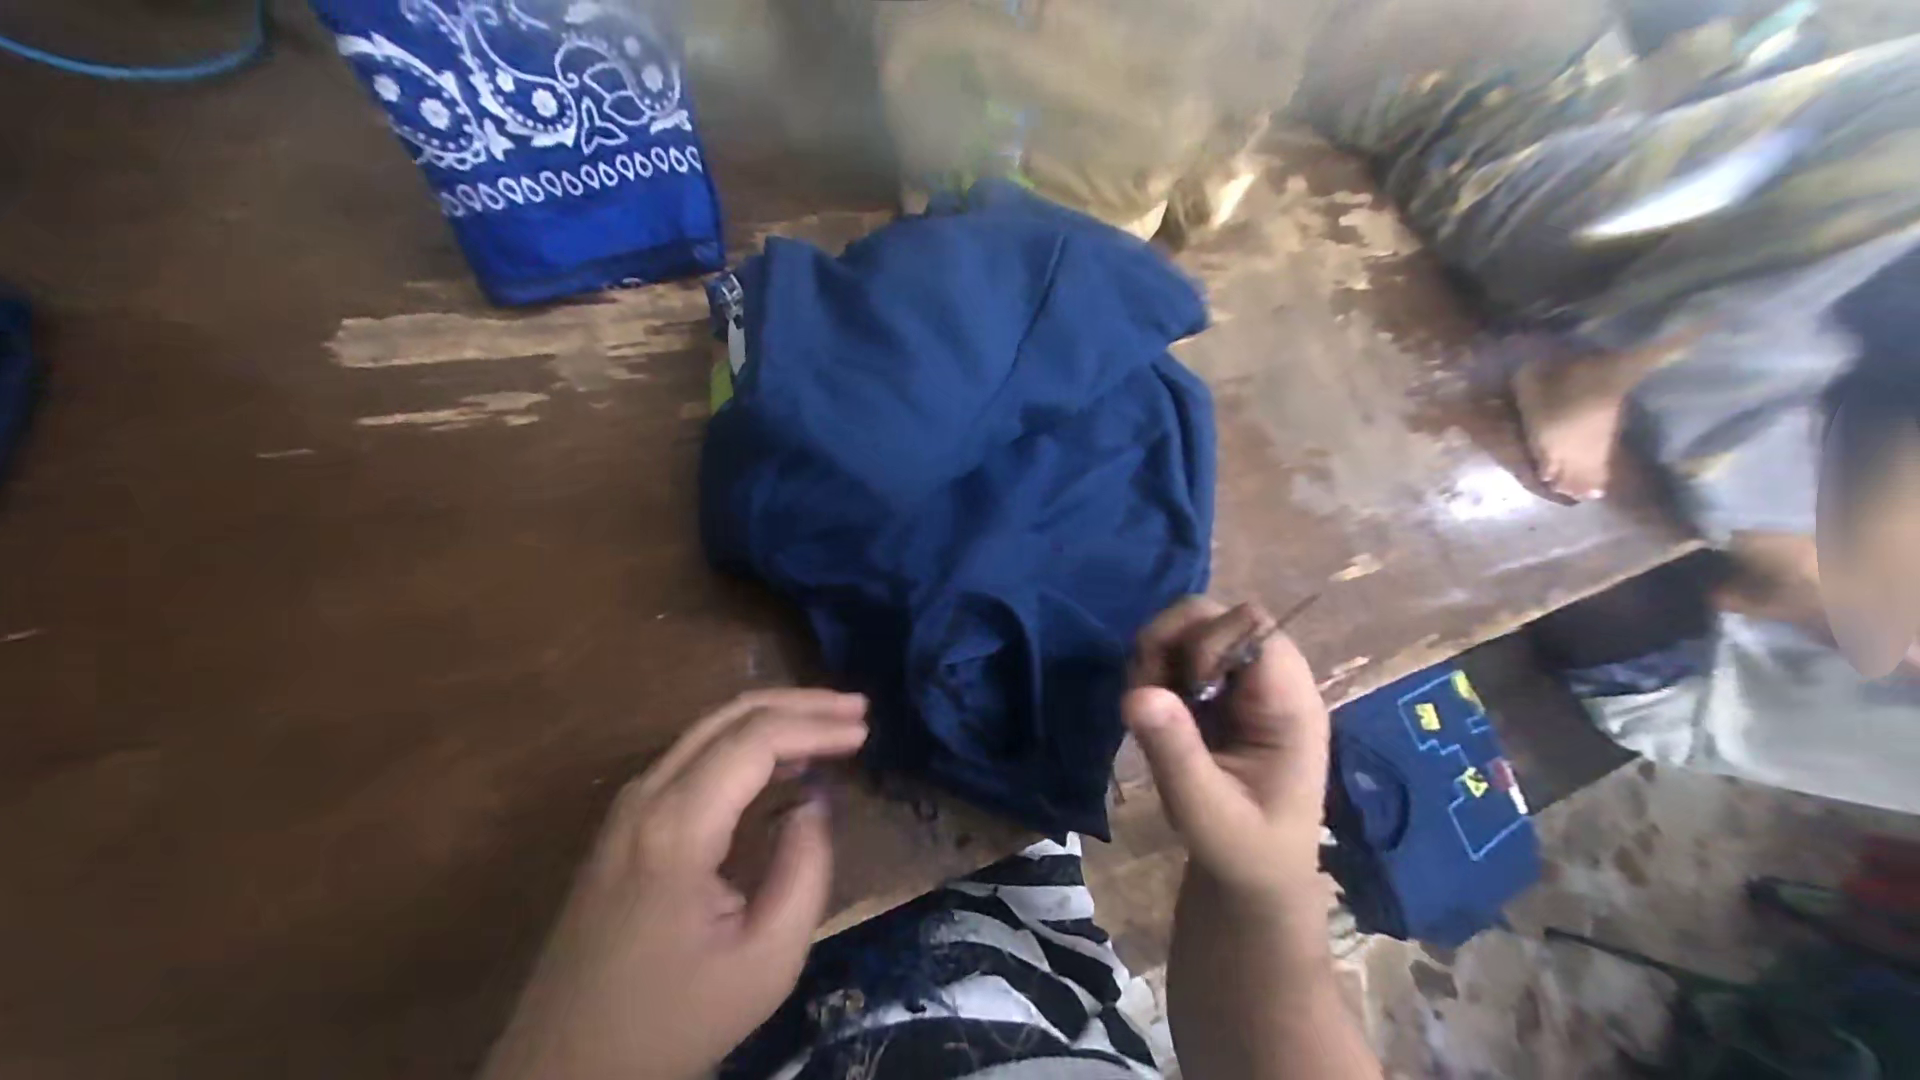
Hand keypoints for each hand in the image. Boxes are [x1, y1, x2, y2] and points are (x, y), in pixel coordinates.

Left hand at [480, 690, 869, 1079]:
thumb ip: (805, 869)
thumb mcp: (767, 962)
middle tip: (857, 710)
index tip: (864, 732)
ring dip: (775, 718)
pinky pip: (695, 755)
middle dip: (801, 705)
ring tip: (832, 726)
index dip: (816, 726)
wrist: (563, 1071)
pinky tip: (782, 759)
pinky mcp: (627, 821)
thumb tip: (813, 803)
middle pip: (731, 715)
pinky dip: (747, 742)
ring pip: (710, 727)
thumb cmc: (673, 1021)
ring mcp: (630, 805)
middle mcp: (647, 795)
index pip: (756, 739)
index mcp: (677, 827)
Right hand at [1123, 597, 1330, 903]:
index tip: (1182, 693)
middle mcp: (1269, 681)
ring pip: (1190, 627)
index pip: (1252, 626)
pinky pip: (1179, 650)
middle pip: (1215, 615)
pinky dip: (1154, 667)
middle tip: (1149, 692)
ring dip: (1156, 654)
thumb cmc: (1244, 852)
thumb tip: (1137, 693)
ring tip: (1148, 707)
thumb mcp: (1208, 815)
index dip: (1206, 642)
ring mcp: (1240, 682)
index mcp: (1290, 705)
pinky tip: (1153, 709)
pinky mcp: (1217, 690)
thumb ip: (1177, 755)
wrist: (1252, 879)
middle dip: (1170, 641)